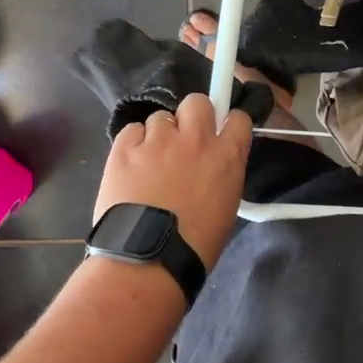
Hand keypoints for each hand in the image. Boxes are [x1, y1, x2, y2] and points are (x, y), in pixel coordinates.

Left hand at [94, 93, 251, 266]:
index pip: (238, 117)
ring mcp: (158, 142)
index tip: (220, 132)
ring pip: (160, 118)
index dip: (227, 123)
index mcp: (227, 156)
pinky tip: (132, 164)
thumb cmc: (196, 243)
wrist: (148, 261)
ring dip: (159, 135)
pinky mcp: (124, 149)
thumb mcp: (227, 203)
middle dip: (192, 116)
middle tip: (184, 139)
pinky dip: (132, 143)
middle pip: (197, 101)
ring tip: (151, 161)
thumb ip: (223, 171)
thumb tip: (213, 163)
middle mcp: (195, 140)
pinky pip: (131, 130)